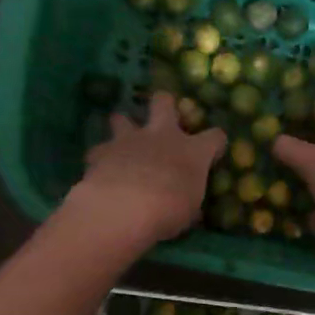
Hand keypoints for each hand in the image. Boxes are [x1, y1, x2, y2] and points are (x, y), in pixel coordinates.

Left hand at [68, 92, 224, 243]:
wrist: (125, 207)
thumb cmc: (169, 210)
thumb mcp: (189, 211)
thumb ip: (189, 200)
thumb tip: (192, 210)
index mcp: (193, 151)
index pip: (215, 137)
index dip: (215, 143)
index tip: (212, 153)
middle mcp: (163, 135)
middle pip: (164, 102)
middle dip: (163, 104)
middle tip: (162, 116)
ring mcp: (130, 139)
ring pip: (122, 117)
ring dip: (123, 127)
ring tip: (122, 142)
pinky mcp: (102, 151)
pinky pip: (100, 150)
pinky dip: (100, 158)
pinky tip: (101, 169)